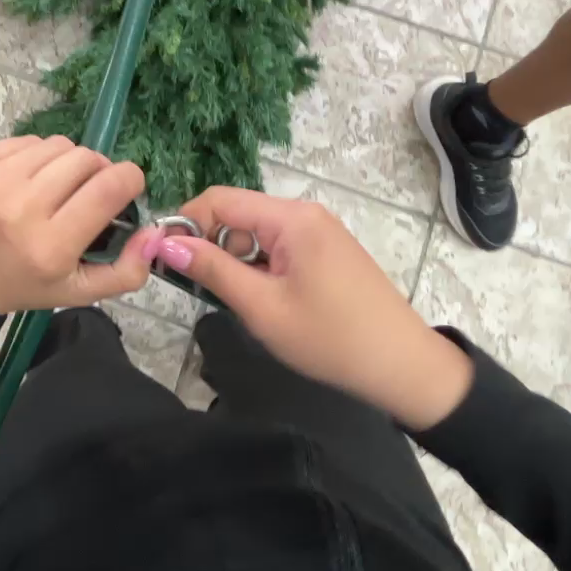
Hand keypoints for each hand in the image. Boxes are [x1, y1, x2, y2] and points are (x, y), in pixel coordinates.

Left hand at [0, 136, 158, 315]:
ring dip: (66, 161)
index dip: (130, 178)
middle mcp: (21, 207)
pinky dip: (36, 156)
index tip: (129, 184)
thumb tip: (155, 232)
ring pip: (57, 144)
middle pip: (85, 158)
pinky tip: (29, 179)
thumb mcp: (80, 292)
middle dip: (98, 169)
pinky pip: (26, 140)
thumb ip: (128, 270)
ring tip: (57, 185)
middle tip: (90, 189)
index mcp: (51, 245)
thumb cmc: (24, 284)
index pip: (107, 189)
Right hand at [157, 188, 472, 430]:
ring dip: (235, 260)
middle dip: (211, 245)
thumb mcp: (261, 307)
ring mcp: (318, 231)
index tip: (165, 259)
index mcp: (290, 218)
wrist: (405, 370)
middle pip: (236, 213)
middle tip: (203, 288)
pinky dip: (259, 267)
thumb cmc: (330, 338)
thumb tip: (164, 243)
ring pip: (254, 232)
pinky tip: (266, 299)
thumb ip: (211, 269)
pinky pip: (276, 245)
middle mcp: (304, 213)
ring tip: (241, 301)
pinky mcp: (326, 250)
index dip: (185, 224)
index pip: (218, 200)